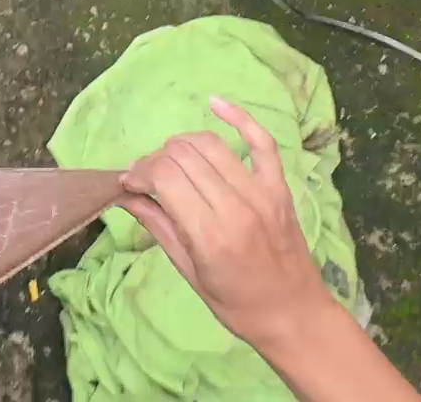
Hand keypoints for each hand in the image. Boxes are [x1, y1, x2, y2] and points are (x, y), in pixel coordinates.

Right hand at [116, 96, 336, 351]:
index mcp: (211, 235)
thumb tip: (124, 194)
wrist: (296, 317)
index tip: (129, 183)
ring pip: (209, 144)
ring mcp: (261, 193)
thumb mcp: (189, 272)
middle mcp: (236, 207)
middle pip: (182, 155)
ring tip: (171, 160)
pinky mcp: (278, 187)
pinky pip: (260, 141)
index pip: (165, 177)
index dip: (140, 172)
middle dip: (155, 160)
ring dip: (181, 144)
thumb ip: (157, 226)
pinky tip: (214, 103)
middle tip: (146, 176)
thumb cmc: (237, 304)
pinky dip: (238, 117)